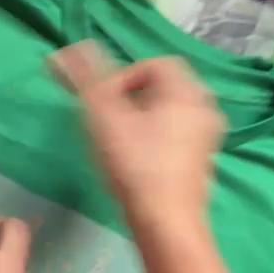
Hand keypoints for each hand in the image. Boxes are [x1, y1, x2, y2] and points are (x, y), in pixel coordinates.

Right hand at [49, 42, 224, 229]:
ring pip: (168, 112)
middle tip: (107, 122)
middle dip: (130, 99)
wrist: (164, 221)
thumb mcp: (103, 116)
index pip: (153, 64)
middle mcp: (205, 107)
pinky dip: (154, 139)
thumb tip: (65, 51)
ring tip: (118, 142)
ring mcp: (208, 136)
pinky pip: (175, 135)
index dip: (122, 77)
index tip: (104, 105)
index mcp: (186, 90)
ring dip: (140, 119)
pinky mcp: (202, 161)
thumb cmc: (134, 164)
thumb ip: (85, 79)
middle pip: (161, 87)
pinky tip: (136, 161)